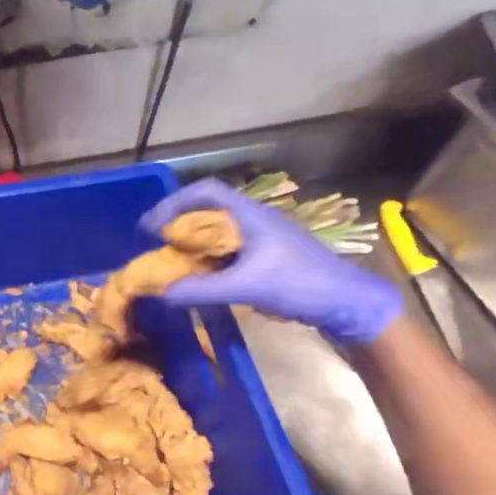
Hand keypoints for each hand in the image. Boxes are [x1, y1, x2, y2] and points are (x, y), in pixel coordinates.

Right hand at [139, 178, 403, 344]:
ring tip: (170, 264)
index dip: (174, 203)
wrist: (345, 302)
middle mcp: (253, 221)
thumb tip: (162, 292)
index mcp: (250, 215)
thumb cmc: (300, 284)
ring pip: (217, 234)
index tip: (150, 226)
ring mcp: (261, 240)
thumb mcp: (248, 286)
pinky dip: (207, 262)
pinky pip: (227, 253)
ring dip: (192, 245)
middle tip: (155, 247)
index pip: (206, 192)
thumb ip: (203, 289)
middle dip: (178, 226)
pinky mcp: (265, 259)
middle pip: (208, 212)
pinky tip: (198, 279)